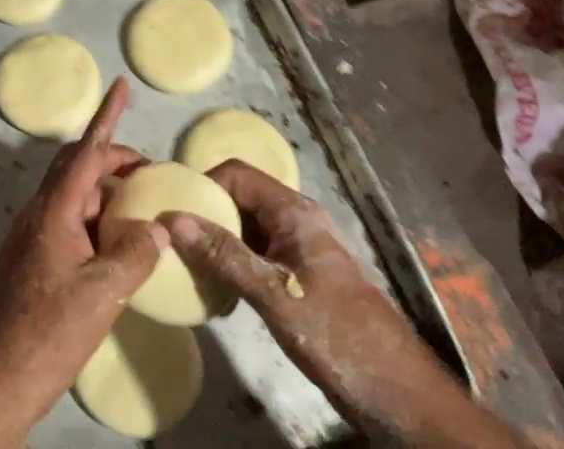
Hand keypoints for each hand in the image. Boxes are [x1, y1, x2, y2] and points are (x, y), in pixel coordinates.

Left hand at [0, 77, 166, 447]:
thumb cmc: (49, 331)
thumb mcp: (103, 293)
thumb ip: (135, 254)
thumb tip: (159, 229)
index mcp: (54, 211)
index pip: (85, 151)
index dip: (107, 116)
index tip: (122, 86)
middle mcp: (39, 214)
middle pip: (77, 167)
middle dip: (113, 158)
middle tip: (151, 172)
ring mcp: (32, 237)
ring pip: (73, 197)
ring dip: (106, 194)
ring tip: (143, 211)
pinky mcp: (33, 260)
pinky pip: (69, 223)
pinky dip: (96, 221)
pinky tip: (118, 246)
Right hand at [165, 161, 525, 448]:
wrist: (394, 389)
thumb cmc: (336, 335)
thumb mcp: (273, 294)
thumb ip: (224, 255)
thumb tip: (174, 219)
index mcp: (294, 213)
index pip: (236, 174)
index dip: (202, 185)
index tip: (172, 213)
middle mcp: (295, 222)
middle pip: (238, 198)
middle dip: (204, 213)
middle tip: (169, 240)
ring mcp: (297, 250)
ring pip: (245, 228)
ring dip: (215, 240)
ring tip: (183, 264)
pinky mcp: (297, 277)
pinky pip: (254, 254)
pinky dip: (230, 262)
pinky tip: (214, 288)